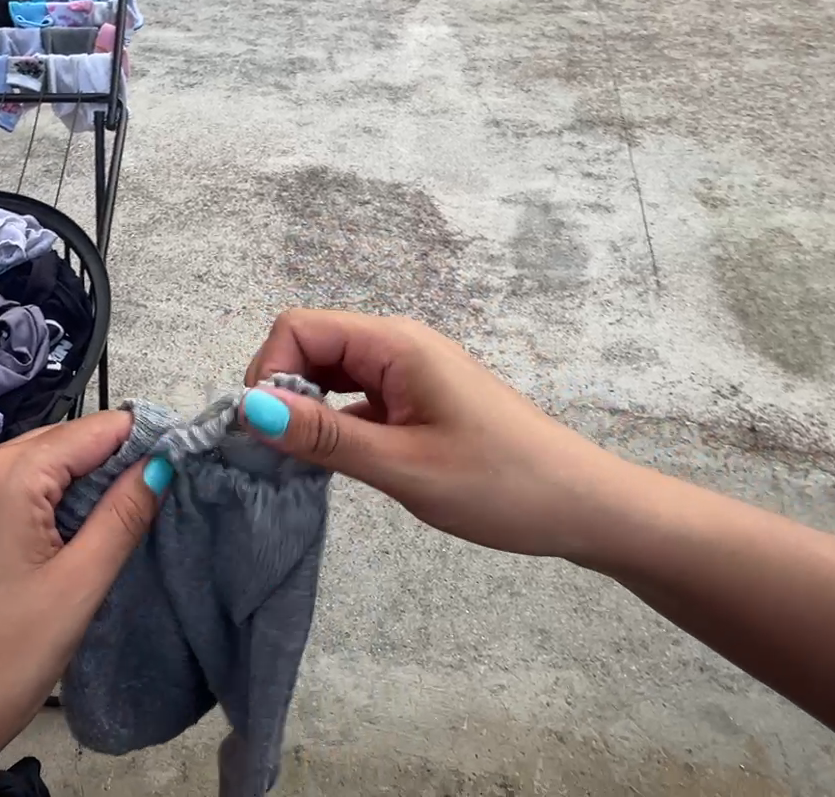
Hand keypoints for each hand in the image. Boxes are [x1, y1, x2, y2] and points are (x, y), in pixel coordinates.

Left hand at [0, 411, 168, 796]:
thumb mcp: (76, 587)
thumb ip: (123, 515)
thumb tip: (162, 462)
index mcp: (8, 472)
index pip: (96, 428)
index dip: (143, 441)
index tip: (181, 467)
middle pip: (66, 440)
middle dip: (113, 463)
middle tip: (154, 503)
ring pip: (41, 461)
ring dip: (83, 483)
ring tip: (120, 522)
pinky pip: (15, 484)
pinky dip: (50, 498)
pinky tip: (72, 533)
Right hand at [242, 309, 623, 559]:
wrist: (585, 507)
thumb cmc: (502, 485)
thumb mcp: (403, 466)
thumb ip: (323, 436)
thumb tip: (249, 409)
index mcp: (395, 343)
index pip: (299, 328)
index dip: (269, 370)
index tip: (265, 428)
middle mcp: (397, 344)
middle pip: (310, 344)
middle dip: (282, 389)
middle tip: (278, 449)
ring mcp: (407, 369)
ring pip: (329, 370)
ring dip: (305, 405)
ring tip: (300, 455)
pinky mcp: (415, 395)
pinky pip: (354, 394)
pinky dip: (332, 419)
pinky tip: (333, 456)